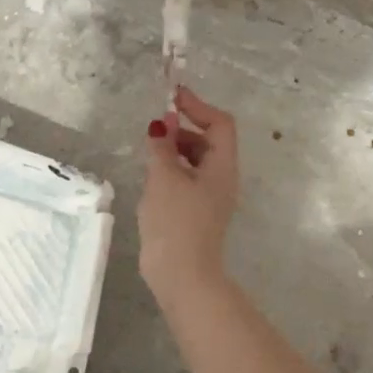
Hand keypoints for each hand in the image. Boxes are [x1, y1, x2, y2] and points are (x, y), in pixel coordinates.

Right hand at [139, 86, 239, 297]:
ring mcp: (210, 199)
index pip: (220, 124)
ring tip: (150, 153)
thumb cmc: (176, 222)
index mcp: (222, 167)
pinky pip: (187, 181)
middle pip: (209, 142)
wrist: (182, 275)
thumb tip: (163, 124)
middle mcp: (222, 180)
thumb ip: (163, 147)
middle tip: (156, 128)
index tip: (172, 97)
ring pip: (197, 162)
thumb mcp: (164, 178)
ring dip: (176, 151)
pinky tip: (151, 178)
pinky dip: (172, 171)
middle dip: (184, 129)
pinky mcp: (196, 215)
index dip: (198, 106)